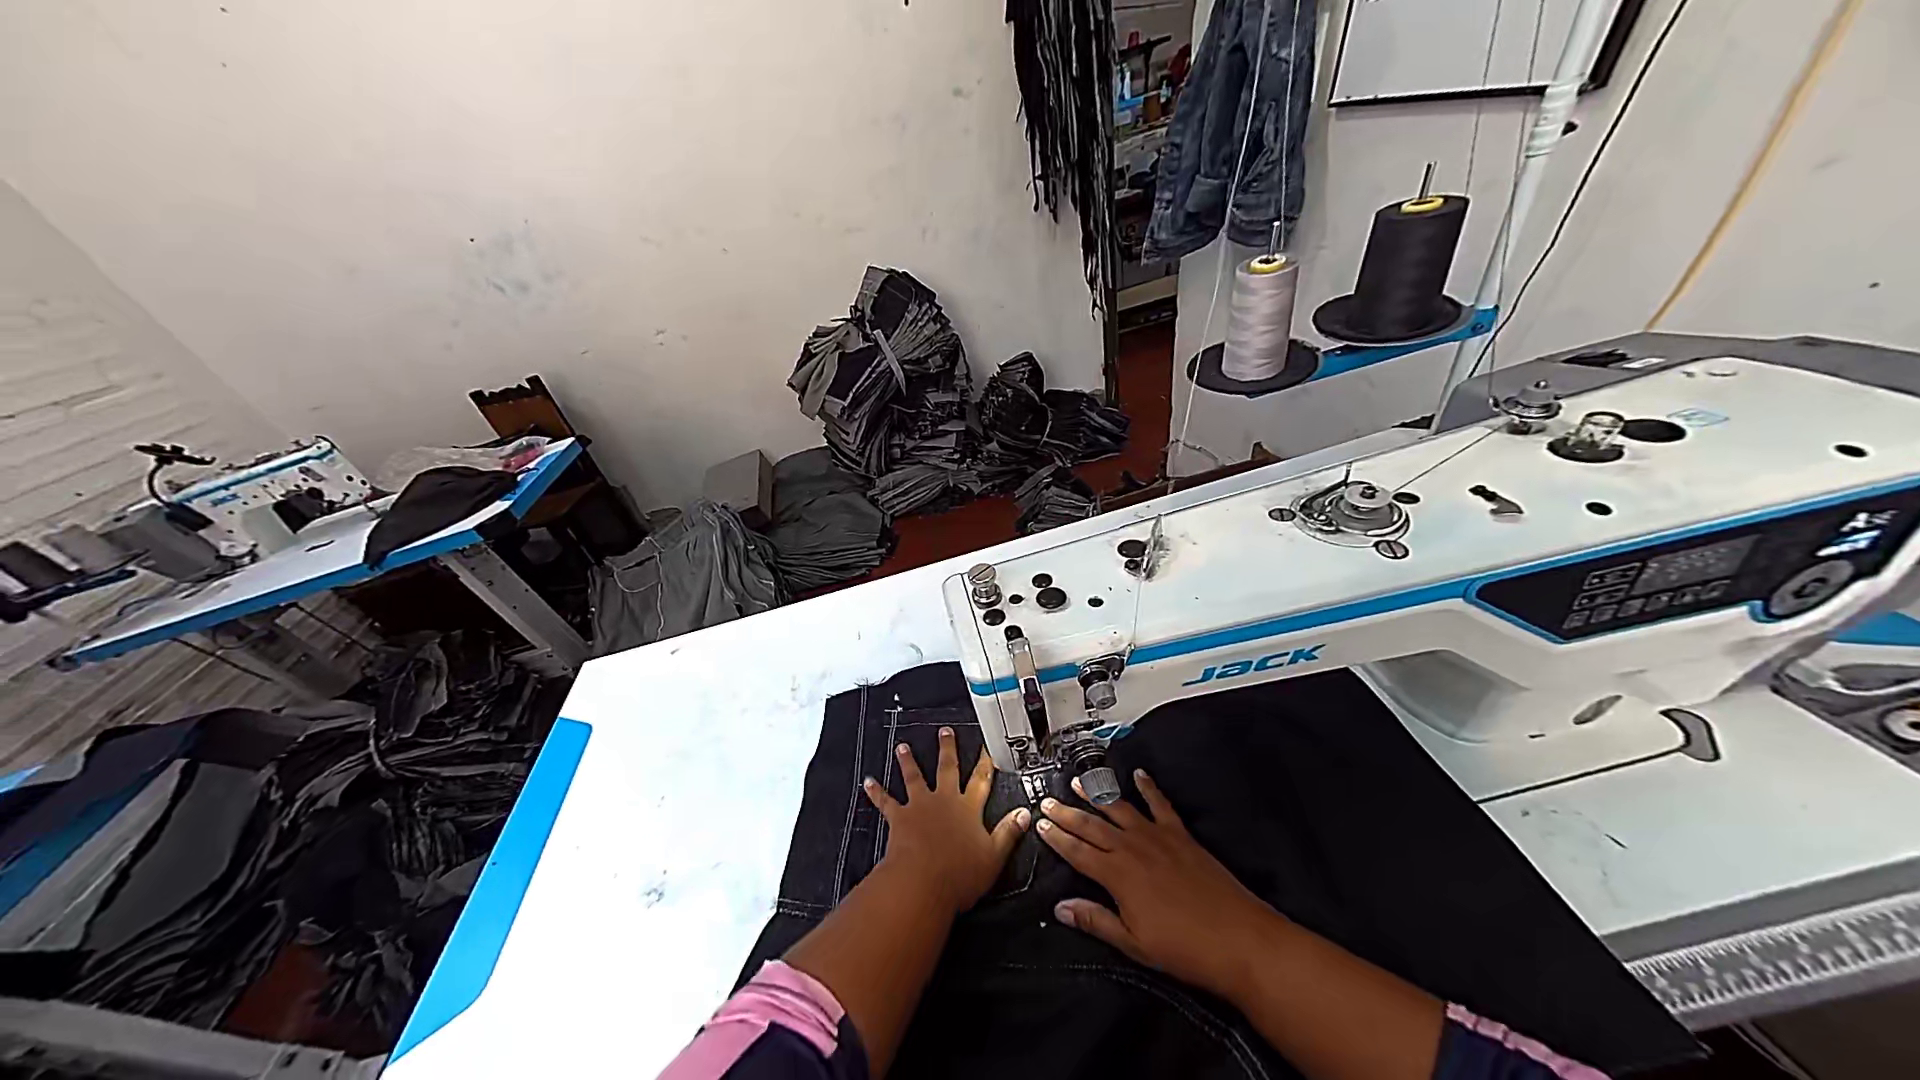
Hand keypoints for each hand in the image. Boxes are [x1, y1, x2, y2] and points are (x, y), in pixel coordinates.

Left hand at [863, 727, 1029, 915]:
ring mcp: (919, 806)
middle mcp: (944, 801)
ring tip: (903, 746)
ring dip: (909, 761)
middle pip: (947, 769)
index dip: (985, 763)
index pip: (981, 780)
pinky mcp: (899, 818)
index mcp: (968, 809)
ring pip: (914, 777)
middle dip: (947, 749)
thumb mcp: (994, 856)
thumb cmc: (959, 874)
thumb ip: (1009, 833)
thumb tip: (1025, 814)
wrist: (922, 882)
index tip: (986, 748)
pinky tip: (868, 781)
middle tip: (945, 731)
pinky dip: (876, 791)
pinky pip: (885, 801)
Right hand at [1037, 769, 1285, 999]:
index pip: (1077, 851)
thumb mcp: (1133, 943)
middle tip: (1048, 801)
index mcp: (1118, 874)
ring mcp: (1158, 837)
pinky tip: (1139, 775)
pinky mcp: (1181, 835)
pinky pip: (1160, 804)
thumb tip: (1061, 908)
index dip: (1056, 838)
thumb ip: (1095, 920)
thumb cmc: (1185, 948)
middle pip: (1091, 825)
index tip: (1040, 825)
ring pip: (1119, 808)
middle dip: (1067, 812)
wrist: (1240, 939)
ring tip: (1078, 782)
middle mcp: (1133, 848)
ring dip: (1096, 794)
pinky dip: (1149, 787)